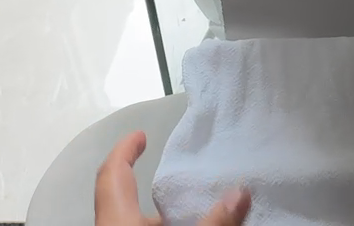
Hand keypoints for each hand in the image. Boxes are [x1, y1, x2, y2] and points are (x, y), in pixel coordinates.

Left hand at [96, 131, 250, 225]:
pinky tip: (184, 224)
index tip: (140, 136)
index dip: (124, 150)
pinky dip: (158, 223)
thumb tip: (242, 192)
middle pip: (121, 198)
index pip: (111, 173)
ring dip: (156, 209)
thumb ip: (214, 219)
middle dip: (146, 182)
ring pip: (131, 220)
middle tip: (176, 169)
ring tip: (188, 200)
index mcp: (117, 217)